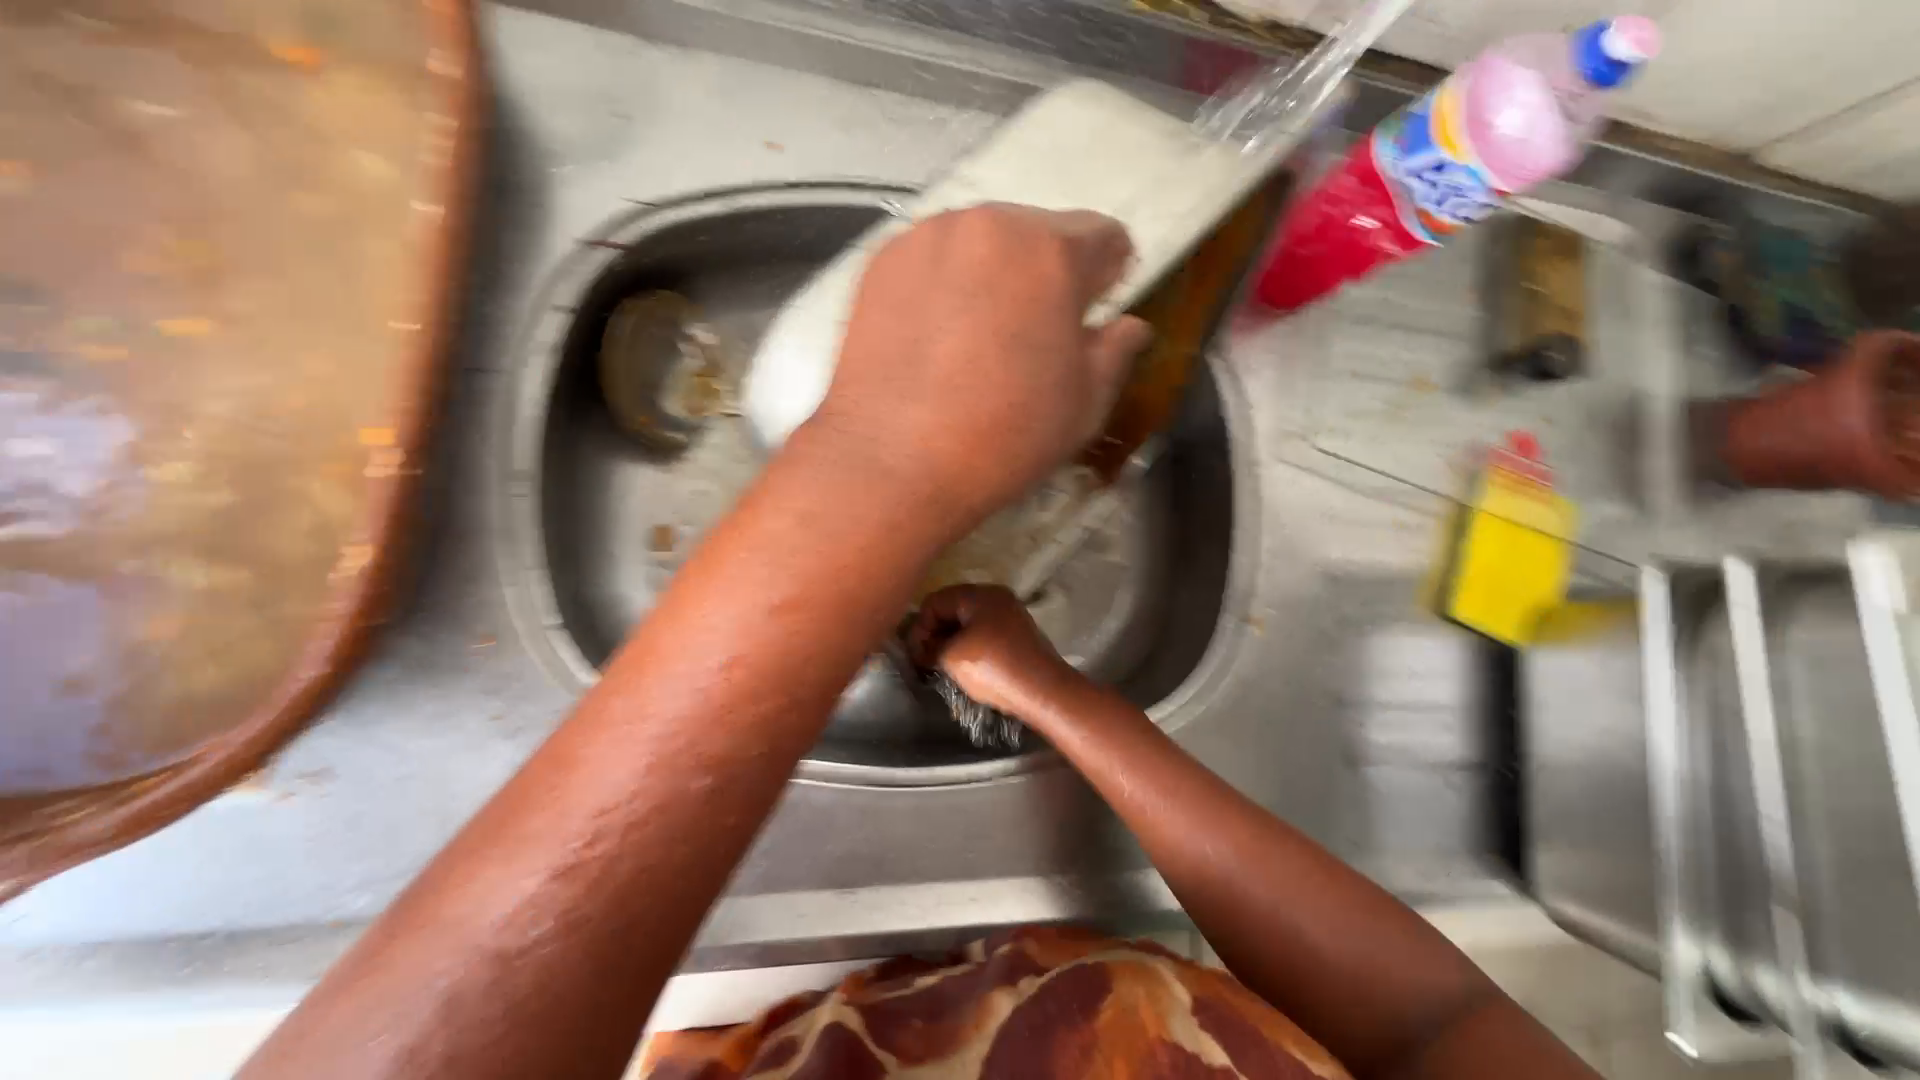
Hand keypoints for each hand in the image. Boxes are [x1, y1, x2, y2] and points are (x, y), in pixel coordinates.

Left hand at [805, 203, 1152, 533]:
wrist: (892, 464)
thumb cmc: (1003, 438)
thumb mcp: (1084, 405)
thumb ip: (1115, 352)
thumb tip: (1128, 328)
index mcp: (1051, 250)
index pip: (1103, 234)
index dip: (1107, 274)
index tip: (1094, 309)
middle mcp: (989, 226)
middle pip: (1037, 234)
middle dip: (1047, 274)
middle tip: (1034, 334)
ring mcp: (927, 240)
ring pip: (981, 245)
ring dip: (994, 277)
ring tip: (979, 340)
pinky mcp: (880, 264)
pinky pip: (933, 262)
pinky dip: (944, 286)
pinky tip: (937, 340)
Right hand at [908, 584, 1087, 726]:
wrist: (1043, 692)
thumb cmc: (993, 667)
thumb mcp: (951, 657)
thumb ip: (930, 647)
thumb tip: (926, 648)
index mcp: (979, 594)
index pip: (934, 602)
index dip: (919, 628)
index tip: (915, 656)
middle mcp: (997, 598)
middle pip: (952, 609)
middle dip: (934, 634)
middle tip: (925, 662)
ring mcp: (1011, 616)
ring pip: (968, 623)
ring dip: (951, 642)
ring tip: (942, 667)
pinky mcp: (1019, 635)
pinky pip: (984, 634)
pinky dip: (969, 647)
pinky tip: (965, 668)